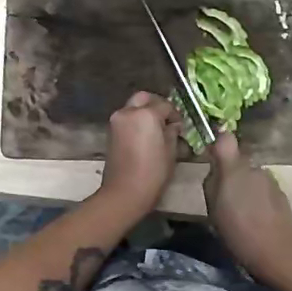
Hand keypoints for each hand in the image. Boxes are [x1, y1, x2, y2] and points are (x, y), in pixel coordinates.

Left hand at [98, 91, 180, 213]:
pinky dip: (136, 121)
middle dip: (157, 105)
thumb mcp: (171, 151)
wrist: (125, 192)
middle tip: (167, 119)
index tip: (180, 126)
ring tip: (156, 129)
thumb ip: (172, 132)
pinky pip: (126, 118)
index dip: (176, 114)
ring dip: (145, 112)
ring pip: (133, 107)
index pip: (165, 105)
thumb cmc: (153, 172)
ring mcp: (116, 121)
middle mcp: (129, 112)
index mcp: (146, 114)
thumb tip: (173, 125)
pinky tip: (145, 136)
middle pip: (144, 98)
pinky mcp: (111, 132)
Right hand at [204, 132, 291, 280]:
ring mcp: (270, 179)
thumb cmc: (238, 232)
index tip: (212, 156)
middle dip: (231, 173)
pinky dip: (257, 197)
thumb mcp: (213, 210)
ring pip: (251, 176)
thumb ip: (212, 183)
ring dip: (245, 187)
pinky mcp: (280, 193)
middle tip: (224, 197)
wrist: (277, 250)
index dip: (219, 143)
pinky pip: (262, 188)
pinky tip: (256, 217)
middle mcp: (253, 168)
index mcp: (233, 169)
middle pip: (238, 161)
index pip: (225, 139)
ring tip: (241, 212)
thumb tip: (215, 170)